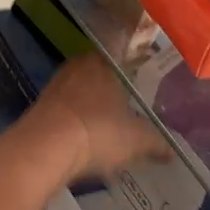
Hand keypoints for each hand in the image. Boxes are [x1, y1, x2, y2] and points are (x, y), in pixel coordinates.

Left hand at [24, 54, 169, 183]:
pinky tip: (83, 141)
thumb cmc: (99, 132)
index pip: (124, 58)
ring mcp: (55, 86)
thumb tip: (170, 151)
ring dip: (91, 110)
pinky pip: (65, 112)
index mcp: (105, 63)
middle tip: (129, 111)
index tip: (145, 87)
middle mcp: (78, 66)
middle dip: (113, 93)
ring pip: (81, 94)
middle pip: (101, 76)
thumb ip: (156, 142)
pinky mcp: (39, 107)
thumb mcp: (137, 140)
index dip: (136, 72)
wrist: (44, 148)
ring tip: (108, 130)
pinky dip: (74, 124)